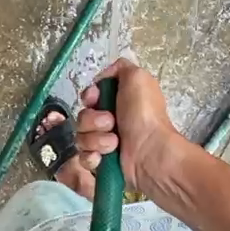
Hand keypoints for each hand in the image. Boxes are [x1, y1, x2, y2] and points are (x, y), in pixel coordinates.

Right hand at [74, 59, 201, 198]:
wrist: (149, 152)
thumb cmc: (145, 115)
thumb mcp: (137, 77)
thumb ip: (120, 68)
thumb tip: (104, 77)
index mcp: (119, 100)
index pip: (89, 96)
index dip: (89, 97)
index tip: (95, 99)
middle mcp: (112, 120)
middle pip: (82, 116)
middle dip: (92, 119)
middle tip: (111, 123)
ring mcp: (105, 142)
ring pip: (81, 137)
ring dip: (95, 139)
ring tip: (114, 143)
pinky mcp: (102, 162)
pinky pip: (83, 158)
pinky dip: (92, 157)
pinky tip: (103, 158)